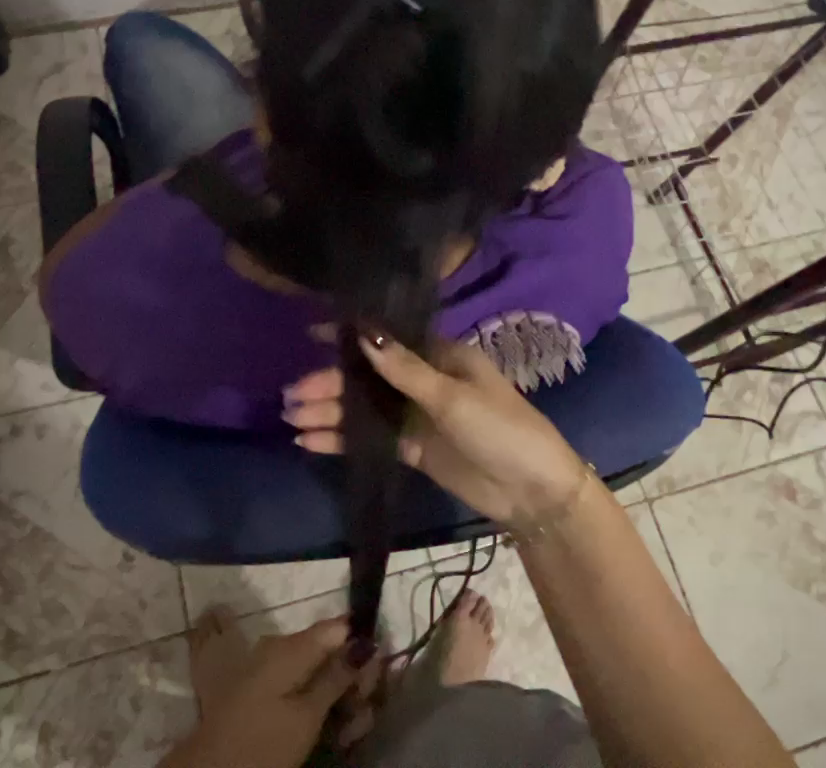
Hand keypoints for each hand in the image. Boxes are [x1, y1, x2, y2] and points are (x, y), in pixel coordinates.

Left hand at [162, 617, 376, 767]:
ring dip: (335, 698)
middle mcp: (279, 646)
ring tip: (344, 734)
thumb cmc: (262, 742)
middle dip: (350, 681)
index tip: (373, 681)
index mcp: (292, 646)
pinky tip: (326, 731)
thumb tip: (365, 641)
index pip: (340, 628)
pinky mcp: (259, 686)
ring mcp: (267, 665)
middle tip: (359, 716)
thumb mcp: (308, 715)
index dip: (361, 650)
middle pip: (329, 651)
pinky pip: (297, 682)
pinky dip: (314, 703)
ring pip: (316, 671)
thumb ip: (338, 676)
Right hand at [283, 337, 587, 525]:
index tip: (311, 334)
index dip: (350, 338)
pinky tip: (311, 441)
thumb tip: (363, 334)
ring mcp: (417, 415)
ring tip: (292, 418)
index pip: (387, 340)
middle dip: (331, 384)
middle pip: (368, 377)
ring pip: (365, 408)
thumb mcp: (452, 396)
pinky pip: (371, 438)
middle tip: (293, 396)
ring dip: (330, 412)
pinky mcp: (413, 447)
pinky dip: (343, 439)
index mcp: (440, 356)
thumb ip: (404, 370)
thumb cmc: (500, 429)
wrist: (532, 491)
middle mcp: (425, 380)